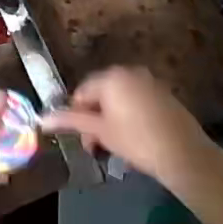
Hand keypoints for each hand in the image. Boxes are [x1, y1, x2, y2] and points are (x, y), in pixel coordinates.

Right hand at [42, 66, 215, 186]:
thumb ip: (72, 121)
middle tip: (94, 145)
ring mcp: (148, 80)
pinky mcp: (162, 92)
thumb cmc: (135, 140)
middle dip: (93, 119)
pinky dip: (128, 115)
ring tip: (112, 145)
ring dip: (110, 119)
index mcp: (112, 76)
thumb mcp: (100, 131)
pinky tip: (132, 138)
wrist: (181, 152)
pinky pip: (135, 100)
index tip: (81, 139)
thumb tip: (41, 118)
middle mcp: (130, 71)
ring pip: (118, 98)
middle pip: (100, 93)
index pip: (81, 92)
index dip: (76, 116)